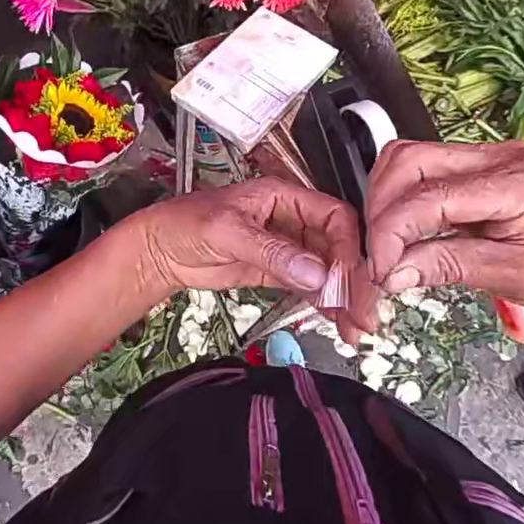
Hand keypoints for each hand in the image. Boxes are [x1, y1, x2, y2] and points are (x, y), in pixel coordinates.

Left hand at [126, 177, 375, 338]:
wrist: (159, 251)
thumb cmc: (187, 223)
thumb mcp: (229, 231)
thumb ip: (272, 252)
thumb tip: (315, 273)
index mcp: (287, 196)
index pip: (334, 217)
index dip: (348, 246)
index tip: (353, 277)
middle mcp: (294, 220)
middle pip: (337, 247)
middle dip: (353, 279)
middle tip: (364, 312)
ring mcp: (288, 248)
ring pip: (327, 270)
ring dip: (342, 297)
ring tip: (354, 327)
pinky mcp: (279, 272)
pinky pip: (309, 286)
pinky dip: (324, 303)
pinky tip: (336, 320)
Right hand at [363, 140, 523, 326]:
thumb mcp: (518, 277)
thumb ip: (450, 265)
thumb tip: (393, 270)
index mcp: (522, 179)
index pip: (432, 193)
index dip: (393, 231)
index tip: (379, 269)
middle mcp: (505, 156)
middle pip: (413, 159)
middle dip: (382, 206)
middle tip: (377, 255)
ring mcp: (497, 159)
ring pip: (416, 162)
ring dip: (391, 202)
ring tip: (390, 248)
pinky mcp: (489, 172)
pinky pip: (434, 176)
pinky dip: (412, 204)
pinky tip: (411, 236)